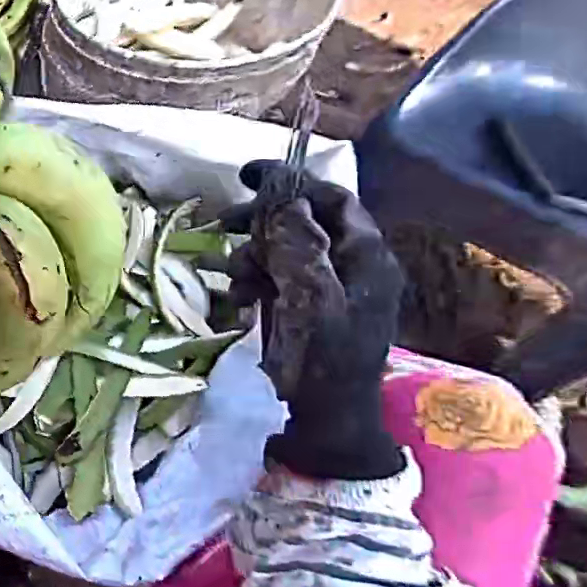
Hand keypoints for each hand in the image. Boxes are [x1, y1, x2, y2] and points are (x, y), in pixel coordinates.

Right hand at [221, 160, 406, 479]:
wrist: (326, 410)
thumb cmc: (325, 355)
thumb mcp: (311, 298)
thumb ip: (299, 247)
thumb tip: (284, 203)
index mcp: (365, 256)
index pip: (332, 200)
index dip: (291, 183)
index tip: (246, 176)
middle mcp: (349, 263)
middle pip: (300, 221)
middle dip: (259, 222)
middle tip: (222, 224)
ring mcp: (327, 285)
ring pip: (281, 247)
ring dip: (250, 256)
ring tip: (236, 279)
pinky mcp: (305, 303)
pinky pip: (273, 275)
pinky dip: (251, 280)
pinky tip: (241, 298)